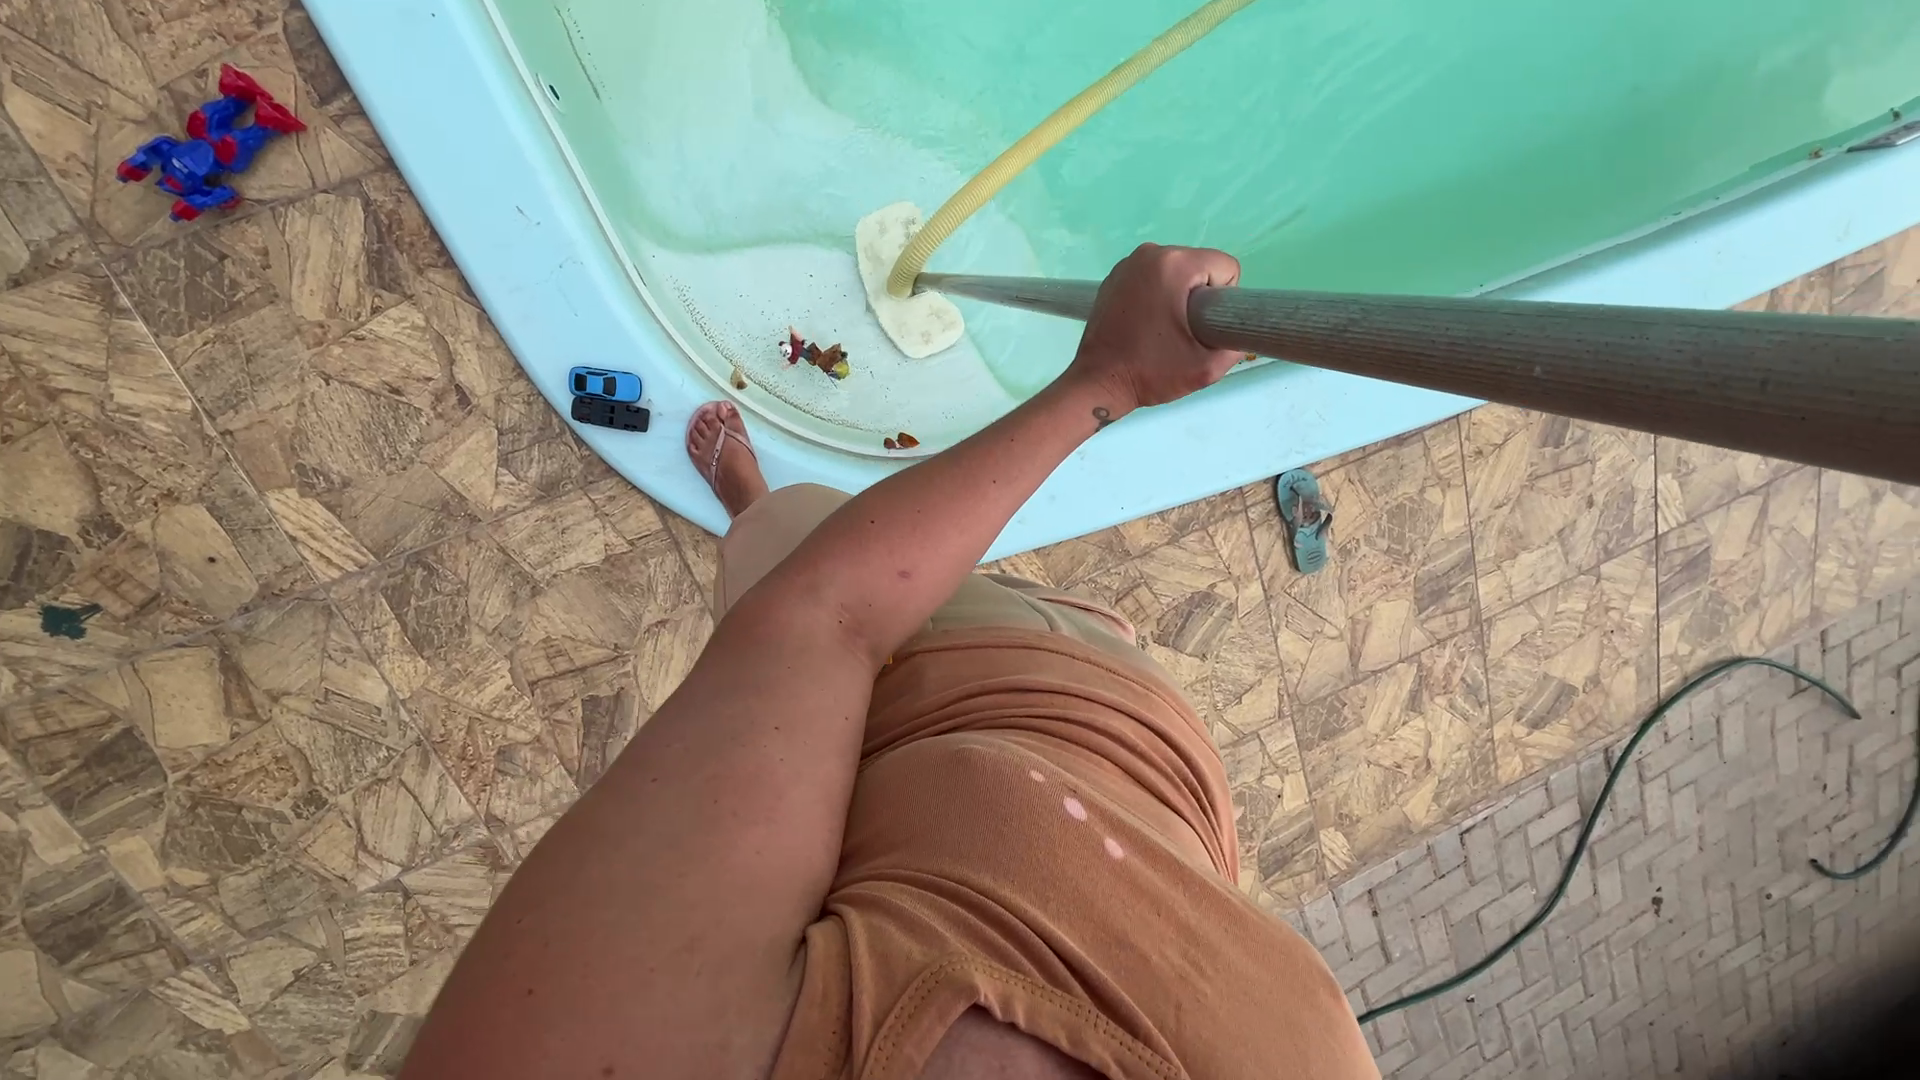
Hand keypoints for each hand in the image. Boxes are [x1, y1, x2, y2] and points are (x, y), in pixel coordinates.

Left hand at [1062, 243, 1243, 423]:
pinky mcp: (1113, 277)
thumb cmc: (1149, 374)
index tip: (1202, 327)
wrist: (1097, 384)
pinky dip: (1155, 296)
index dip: (1224, 300)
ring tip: (1161, 330)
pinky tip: (1144, 324)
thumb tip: (1241, 331)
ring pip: (1176, 272)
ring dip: (1177, 296)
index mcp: (1174, 265)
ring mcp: (1127, 263)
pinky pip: (1152, 278)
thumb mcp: (1206, 367)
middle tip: (1180, 333)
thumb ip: (1235, 345)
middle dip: (1198, 297)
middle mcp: (1150, 253)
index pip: (1225, 267)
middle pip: (1200, 266)